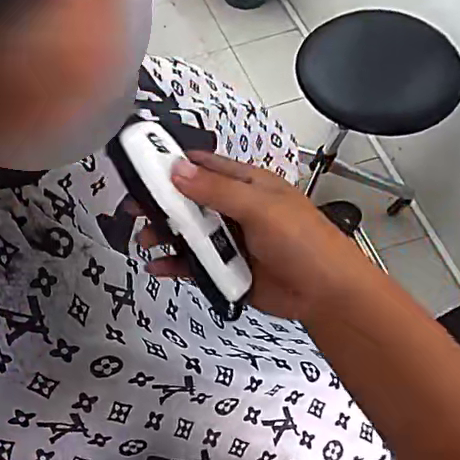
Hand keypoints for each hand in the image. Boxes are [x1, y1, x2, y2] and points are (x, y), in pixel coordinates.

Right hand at [140, 152, 378, 322]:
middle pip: (188, 201)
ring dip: (164, 235)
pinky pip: (193, 263)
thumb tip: (178, 171)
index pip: (203, 166)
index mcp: (247, 184)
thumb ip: (217, 190)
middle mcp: (235, 210)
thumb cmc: (306, 243)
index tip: (143, 168)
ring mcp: (229, 240)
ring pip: (187, 233)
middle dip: (161, 203)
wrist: (325, 295)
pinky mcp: (226, 269)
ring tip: (147, 240)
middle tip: (134, 208)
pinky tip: (159, 266)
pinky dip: (174, 264)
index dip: (173, 165)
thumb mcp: (260, 209)